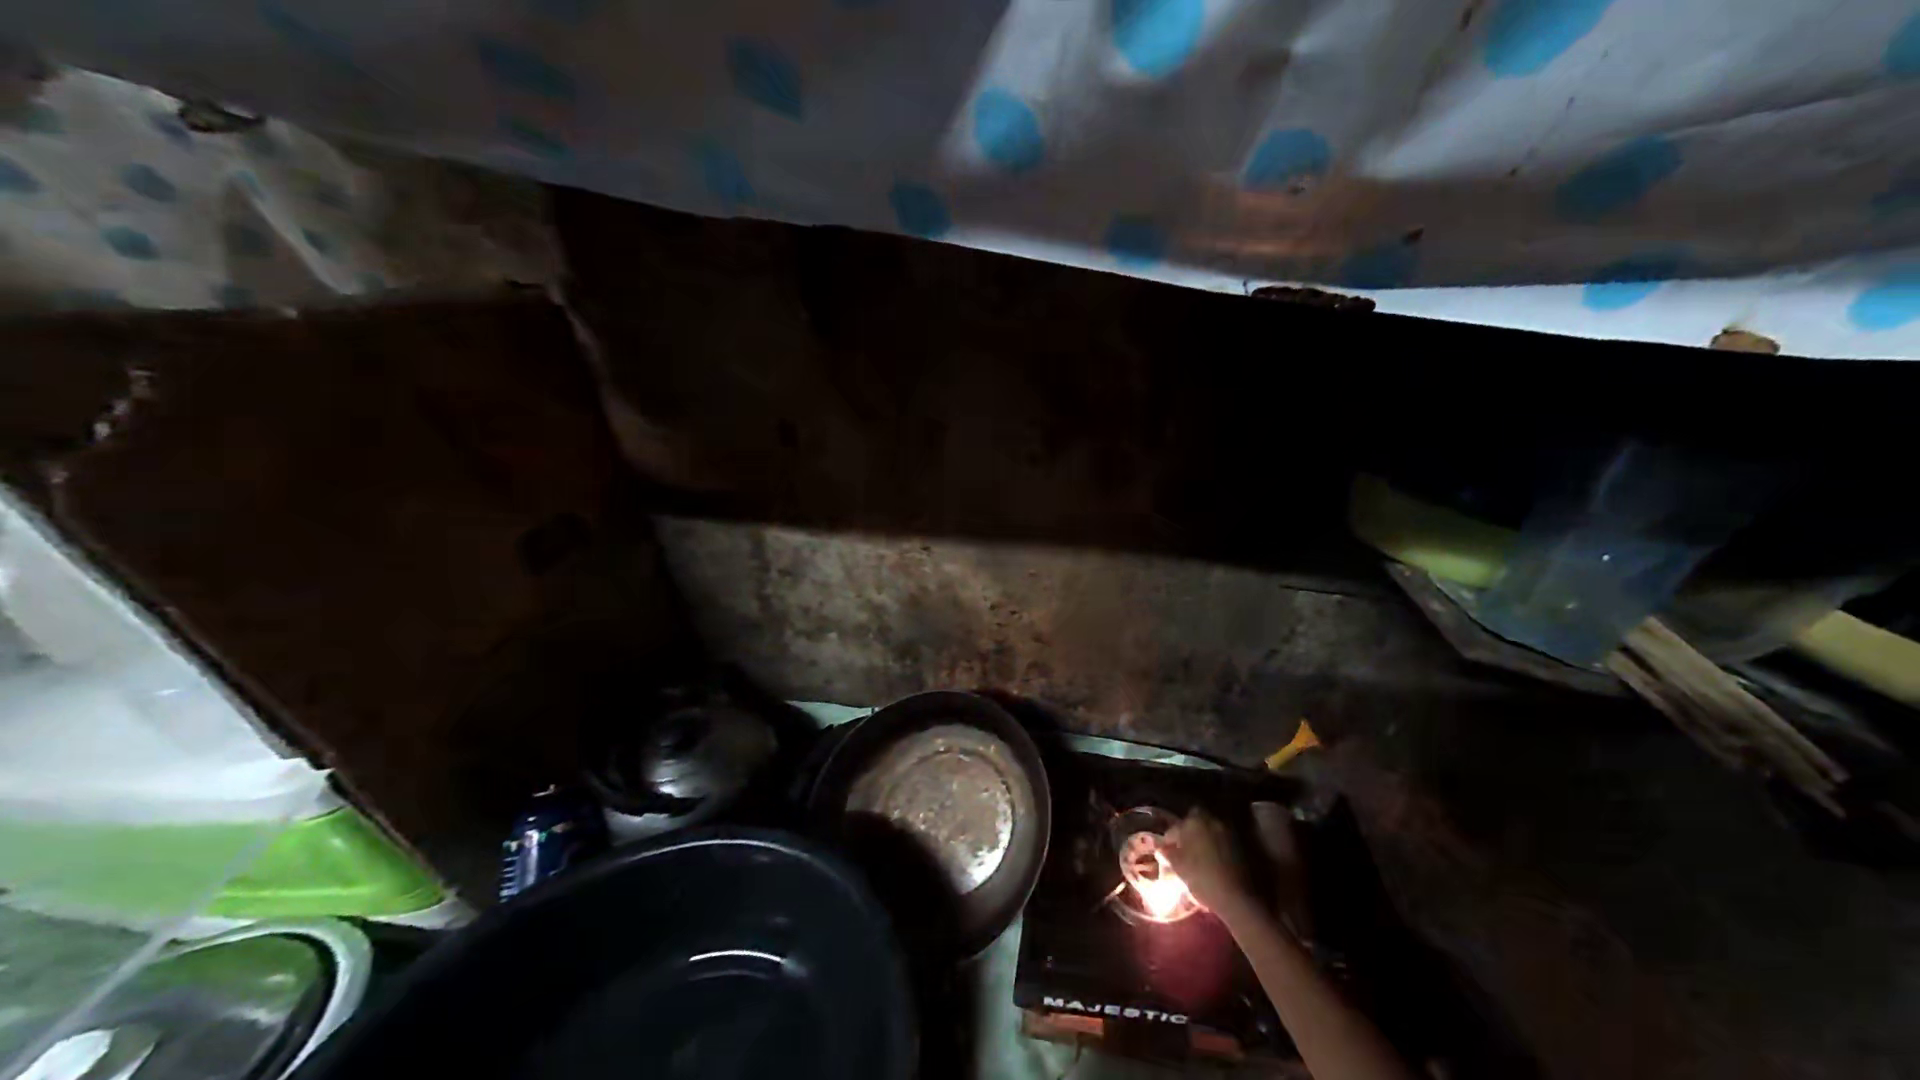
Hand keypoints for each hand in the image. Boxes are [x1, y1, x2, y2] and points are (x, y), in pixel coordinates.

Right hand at [1160, 808, 1252, 918]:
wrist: (1239, 898)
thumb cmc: (1203, 880)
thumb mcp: (1179, 868)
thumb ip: (1168, 854)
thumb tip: (1162, 849)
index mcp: (1193, 822)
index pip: (1174, 829)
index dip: (1169, 841)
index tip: (1167, 853)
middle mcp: (1212, 820)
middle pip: (1195, 822)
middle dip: (1188, 832)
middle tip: (1184, 849)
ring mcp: (1229, 831)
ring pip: (1210, 829)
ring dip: (1204, 838)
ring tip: (1200, 856)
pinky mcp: (1243, 843)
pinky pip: (1223, 839)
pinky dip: (1217, 846)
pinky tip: (1214, 861)